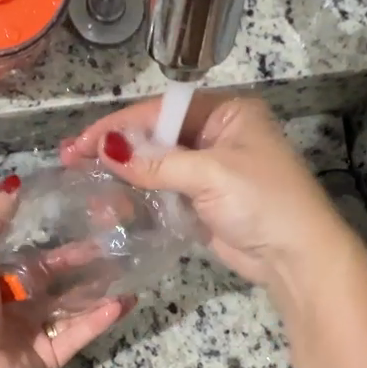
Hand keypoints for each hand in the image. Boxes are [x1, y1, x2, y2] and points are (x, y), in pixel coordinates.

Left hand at [0, 183, 133, 367]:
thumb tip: (13, 182)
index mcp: (3, 283)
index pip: (40, 260)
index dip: (64, 245)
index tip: (91, 225)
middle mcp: (24, 306)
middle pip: (64, 283)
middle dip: (90, 266)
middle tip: (121, 245)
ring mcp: (41, 331)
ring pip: (77, 307)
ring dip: (102, 291)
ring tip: (132, 270)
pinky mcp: (54, 354)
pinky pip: (82, 333)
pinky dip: (102, 318)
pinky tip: (125, 301)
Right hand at [60, 96, 355, 285]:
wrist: (294, 256)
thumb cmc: (263, 202)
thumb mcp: (210, 174)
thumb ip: (157, 163)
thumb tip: (107, 149)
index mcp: (225, 113)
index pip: (160, 111)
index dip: (118, 127)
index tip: (79, 144)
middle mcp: (215, 136)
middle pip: (154, 138)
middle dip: (115, 151)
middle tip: (72, 163)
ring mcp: (207, 172)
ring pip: (155, 169)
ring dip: (123, 179)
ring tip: (85, 189)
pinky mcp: (201, 204)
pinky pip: (161, 196)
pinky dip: (137, 201)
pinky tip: (110, 207)